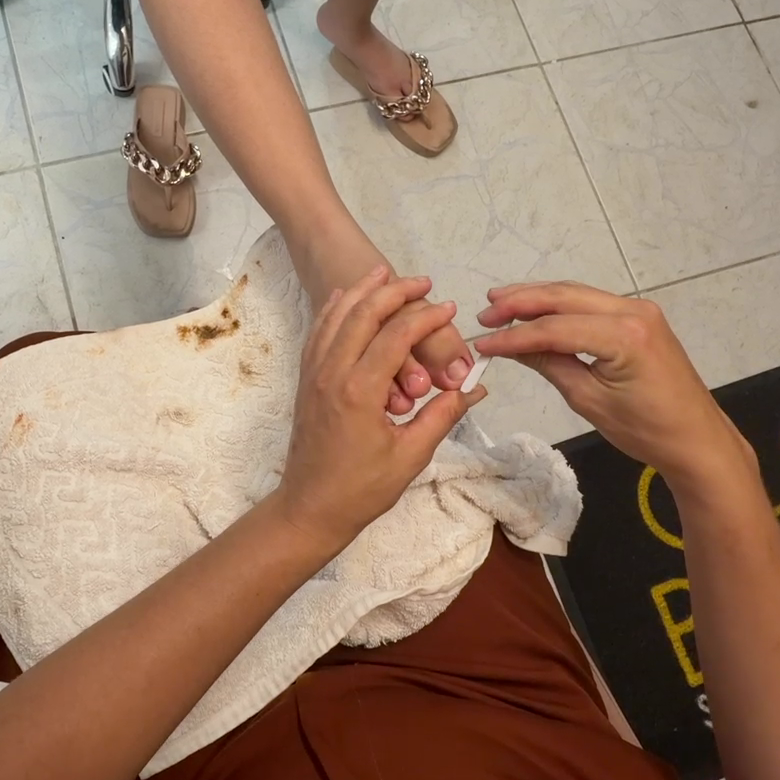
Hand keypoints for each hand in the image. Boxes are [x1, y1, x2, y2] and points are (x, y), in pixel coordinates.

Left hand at [276, 266, 485, 550]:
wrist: (309, 507)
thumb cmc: (362, 489)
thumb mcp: (410, 456)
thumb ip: (442, 415)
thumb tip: (474, 386)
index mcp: (360, 391)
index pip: (396, 336)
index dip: (426, 317)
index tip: (450, 308)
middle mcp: (332, 372)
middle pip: (362, 313)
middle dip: (393, 291)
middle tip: (422, 282)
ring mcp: (314, 373)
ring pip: (335, 316)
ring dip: (360, 290)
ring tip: (383, 272)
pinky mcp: (306, 379)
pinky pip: (318, 333)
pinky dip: (332, 310)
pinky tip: (343, 298)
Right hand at [473, 282, 754, 487]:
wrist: (697, 441)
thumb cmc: (645, 430)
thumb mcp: (588, 400)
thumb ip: (549, 364)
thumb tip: (510, 346)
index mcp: (624, 335)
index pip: (554, 328)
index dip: (513, 336)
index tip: (481, 344)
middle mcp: (632, 310)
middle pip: (563, 297)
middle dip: (520, 302)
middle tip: (485, 313)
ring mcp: (638, 309)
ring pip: (575, 294)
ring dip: (536, 298)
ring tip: (499, 305)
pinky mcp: (638, 317)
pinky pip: (589, 304)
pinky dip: (558, 307)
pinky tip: (534, 311)